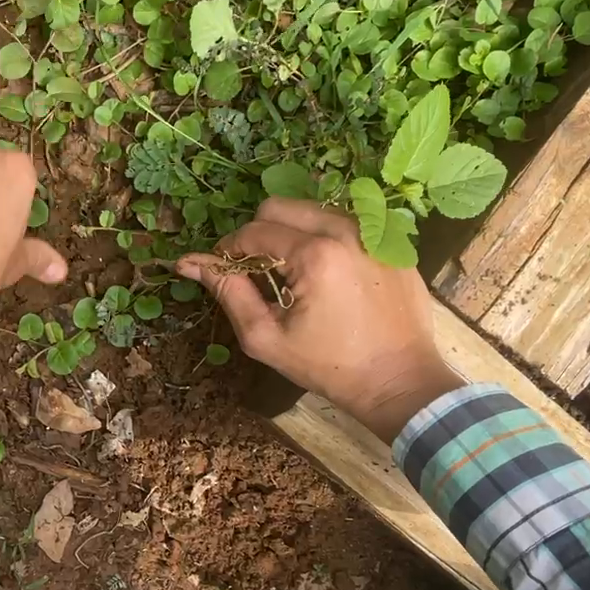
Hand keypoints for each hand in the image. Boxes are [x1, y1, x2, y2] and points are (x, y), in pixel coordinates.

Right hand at [178, 198, 463, 442]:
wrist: (400, 382)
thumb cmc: (328, 366)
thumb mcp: (265, 336)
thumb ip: (228, 292)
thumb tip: (190, 264)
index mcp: (314, 253)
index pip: (253, 231)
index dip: (228, 249)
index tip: (221, 271)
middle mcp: (347, 230)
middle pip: (281, 207)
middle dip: (257, 233)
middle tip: (254, 270)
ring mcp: (375, 234)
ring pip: (313, 210)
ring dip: (290, 233)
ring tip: (289, 274)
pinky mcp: (392, 244)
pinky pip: (345, 225)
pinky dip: (323, 240)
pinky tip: (324, 277)